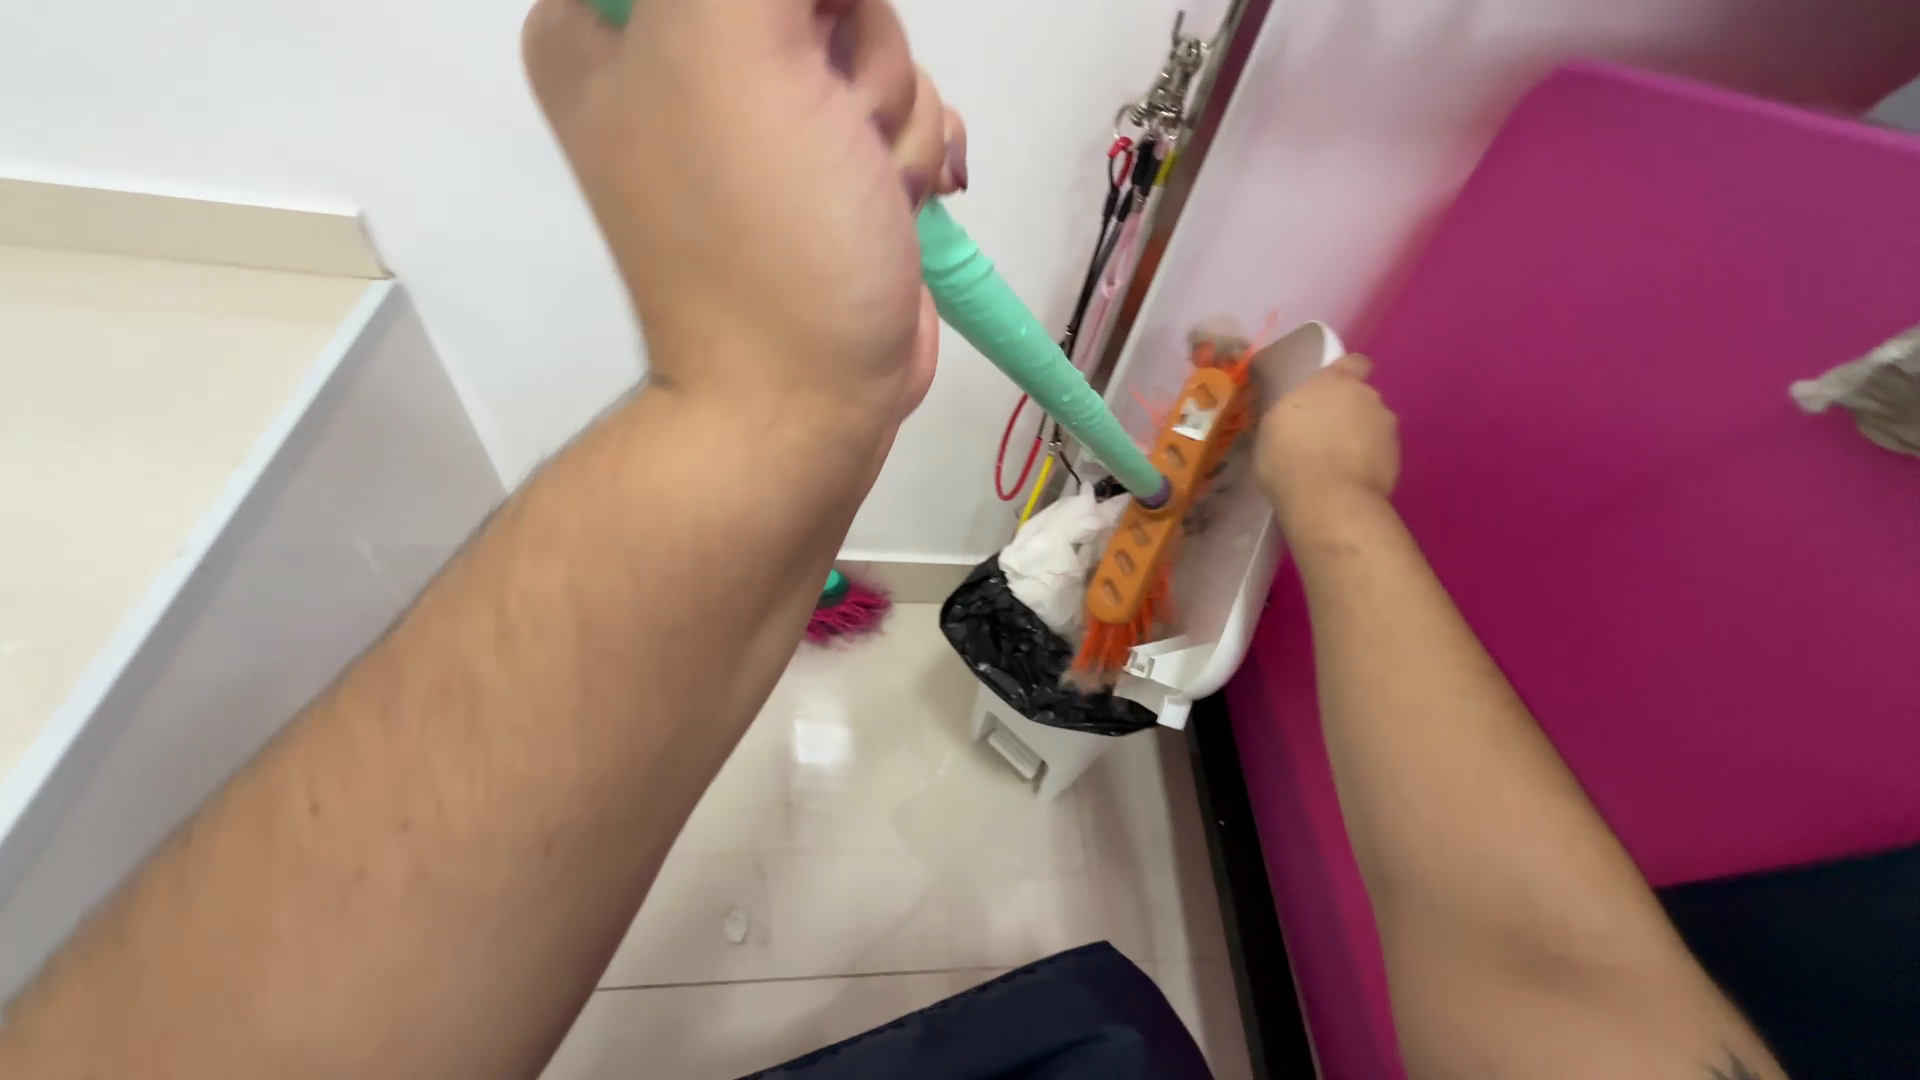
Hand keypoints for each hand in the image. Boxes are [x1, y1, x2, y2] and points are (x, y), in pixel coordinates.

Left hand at [523, 0, 966, 425]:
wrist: (813, 397)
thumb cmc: (762, 240)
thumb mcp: (725, 45)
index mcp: (613, 22)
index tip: (803, 42)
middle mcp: (687, 65)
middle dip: (854, 52)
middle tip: (833, 132)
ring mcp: (773, 123)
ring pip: (874, 38)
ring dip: (893, 116)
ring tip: (866, 190)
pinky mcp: (838, 171)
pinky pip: (905, 104)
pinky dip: (918, 152)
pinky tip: (900, 202)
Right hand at [1256, 354, 1400, 526]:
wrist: (1327, 499)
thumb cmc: (1288, 456)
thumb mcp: (1273, 426)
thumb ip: (1296, 412)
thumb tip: (1304, 416)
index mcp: (1334, 382)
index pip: (1353, 362)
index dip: (1346, 374)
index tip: (1332, 392)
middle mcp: (1367, 397)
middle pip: (1362, 398)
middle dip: (1348, 412)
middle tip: (1324, 436)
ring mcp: (1387, 428)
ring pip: (1373, 426)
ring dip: (1360, 438)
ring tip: (1336, 464)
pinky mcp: (1397, 459)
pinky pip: (1379, 454)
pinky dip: (1367, 463)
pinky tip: (1346, 481)